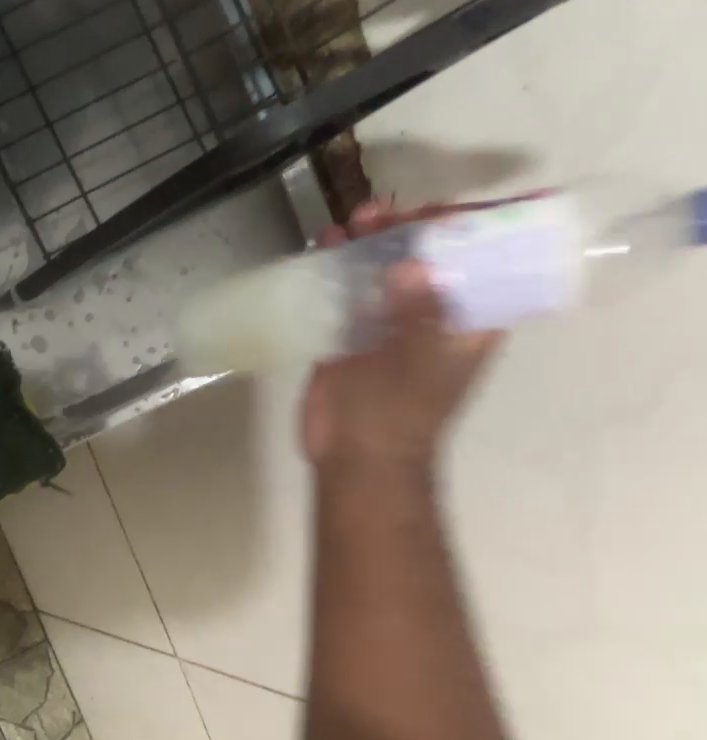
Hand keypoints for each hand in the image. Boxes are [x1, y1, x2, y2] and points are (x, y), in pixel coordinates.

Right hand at [301, 202, 504, 471]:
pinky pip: (343, 293)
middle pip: (429, 257)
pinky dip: (334, 269)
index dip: (475, 227)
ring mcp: (386, 323)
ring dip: (370, 243)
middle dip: (410, 229)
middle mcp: (431, 313)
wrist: (354, 456)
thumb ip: (418, 313)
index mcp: (470, 318)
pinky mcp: (347, 334)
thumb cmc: (400, 413)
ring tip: (352, 221)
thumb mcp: (418, 363)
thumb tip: (409, 265)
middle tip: (387, 212)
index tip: (445, 211)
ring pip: (383, 270)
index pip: (488, 259)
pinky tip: (323, 247)